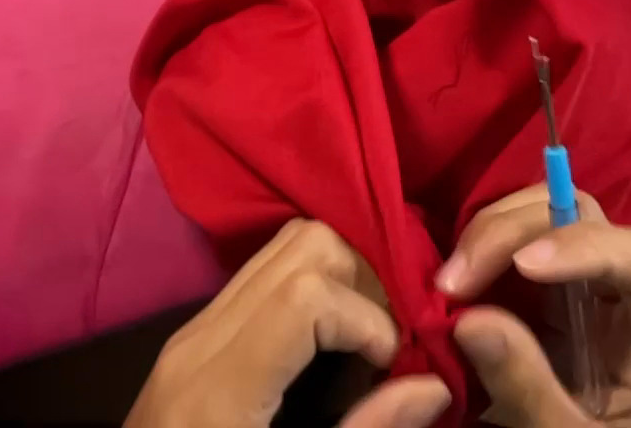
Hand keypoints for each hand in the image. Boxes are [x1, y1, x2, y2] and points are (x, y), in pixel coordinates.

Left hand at [126, 219, 450, 427]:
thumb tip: (434, 385)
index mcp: (219, 388)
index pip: (304, 295)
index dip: (365, 317)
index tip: (390, 361)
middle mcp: (201, 337)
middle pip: (302, 245)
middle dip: (363, 277)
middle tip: (384, 336)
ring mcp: (195, 326)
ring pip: (287, 242)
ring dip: (342, 270)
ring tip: (363, 328)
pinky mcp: (198, 330)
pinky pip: (268, 268)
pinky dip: (316, 277)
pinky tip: (330, 329)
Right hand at [435, 187, 630, 427]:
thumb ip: (528, 390)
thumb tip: (468, 319)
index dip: (590, 245)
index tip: (523, 264)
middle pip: (589, 218)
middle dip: (515, 232)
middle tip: (455, 279)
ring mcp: (594, 282)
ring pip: (554, 213)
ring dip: (495, 231)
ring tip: (450, 280)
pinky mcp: (558, 288)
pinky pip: (526, 241)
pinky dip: (488, 246)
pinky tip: (458, 275)